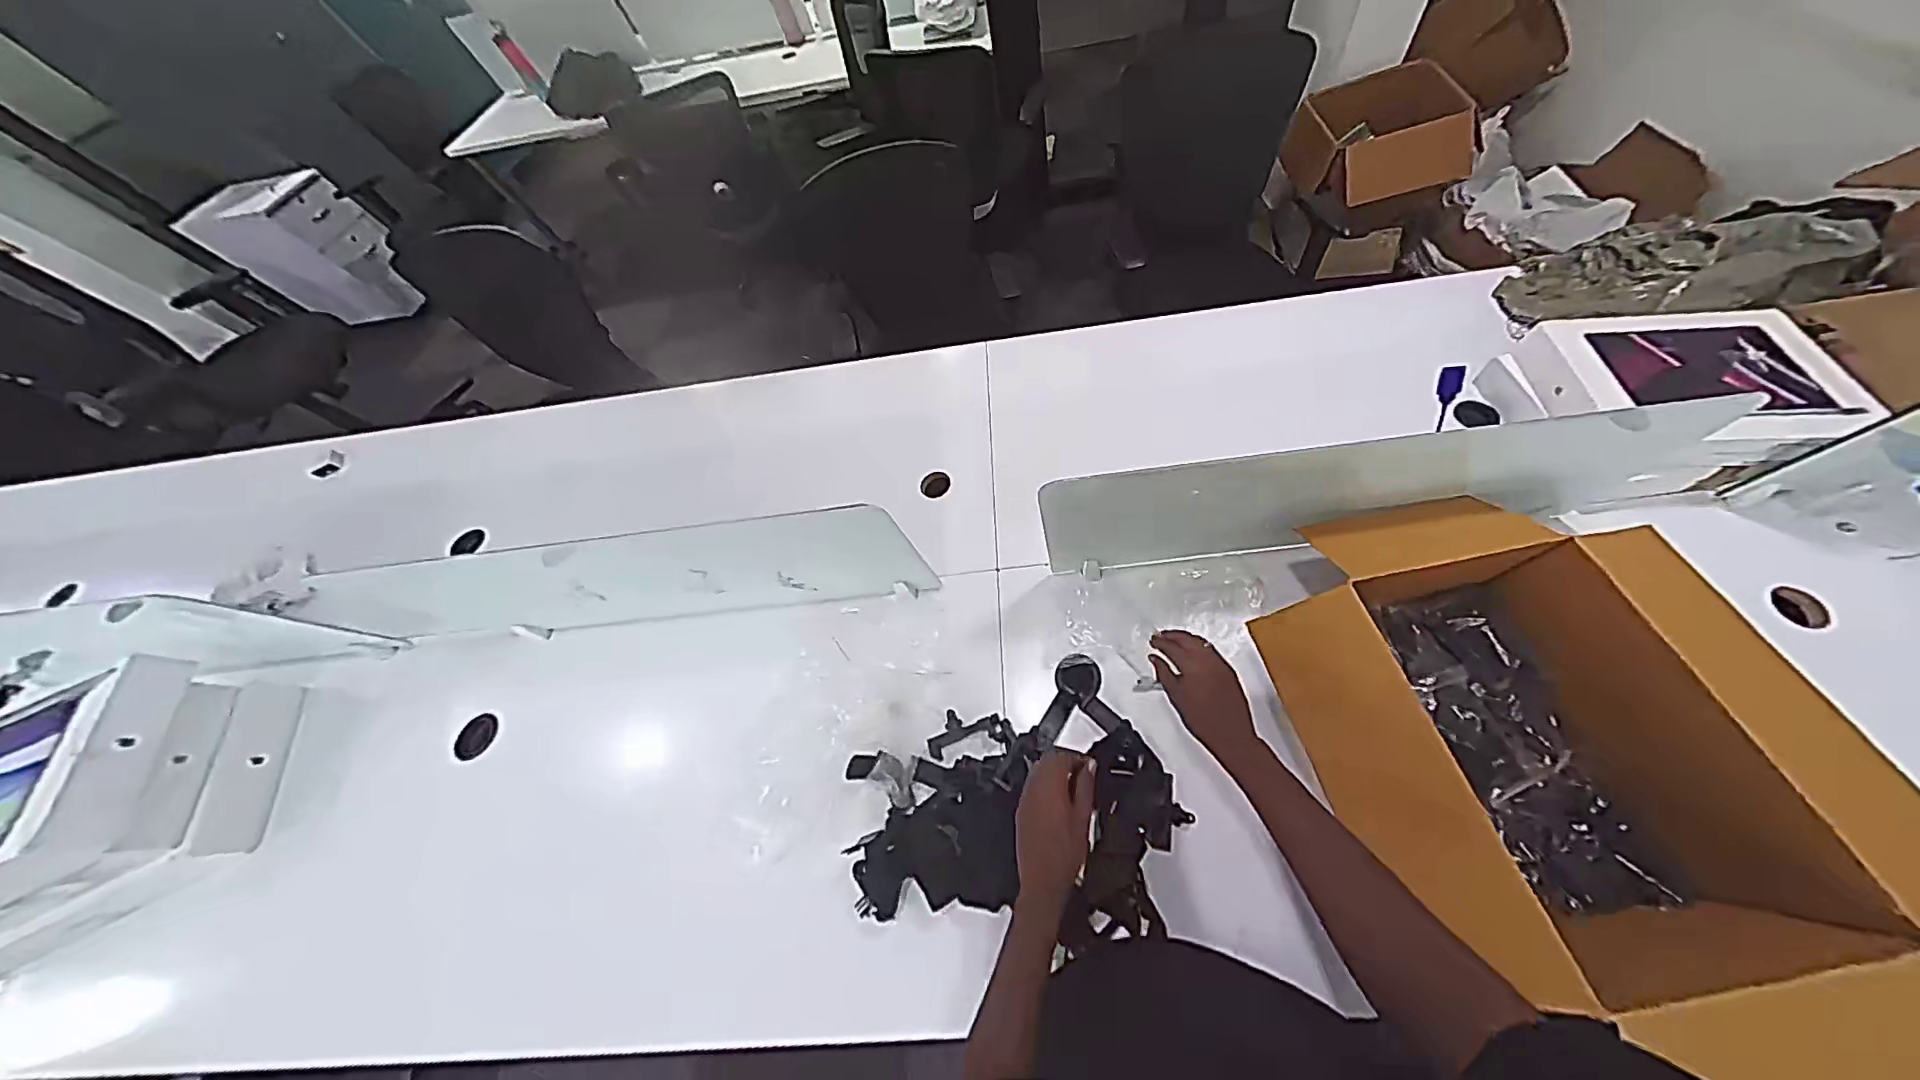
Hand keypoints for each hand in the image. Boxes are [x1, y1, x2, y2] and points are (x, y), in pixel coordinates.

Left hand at [1015, 750, 1094, 909]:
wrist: (1042, 882)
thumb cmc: (1064, 856)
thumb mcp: (1084, 817)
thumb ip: (1086, 787)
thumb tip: (1089, 768)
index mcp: (1048, 786)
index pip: (1061, 756)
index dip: (1078, 757)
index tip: (1089, 765)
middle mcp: (1032, 789)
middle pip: (1047, 760)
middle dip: (1066, 762)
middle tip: (1084, 775)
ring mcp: (1024, 800)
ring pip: (1038, 773)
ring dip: (1055, 774)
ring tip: (1074, 789)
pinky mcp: (1021, 811)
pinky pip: (1033, 788)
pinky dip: (1046, 787)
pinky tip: (1060, 802)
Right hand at [1151, 630, 1261, 765]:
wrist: (1231, 734)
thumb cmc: (1205, 721)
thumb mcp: (1176, 696)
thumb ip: (1164, 673)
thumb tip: (1156, 660)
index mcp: (1192, 665)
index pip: (1172, 646)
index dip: (1160, 642)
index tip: (1153, 641)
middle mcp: (1208, 660)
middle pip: (1187, 639)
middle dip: (1172, 635)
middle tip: (1160, 636)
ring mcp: (1220, 664)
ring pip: (1200, 642)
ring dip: (1186, 638)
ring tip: (1174, 640)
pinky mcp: (1228, 670)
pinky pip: (1211, 650)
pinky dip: (1199, 645)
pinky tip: (1192, 650)